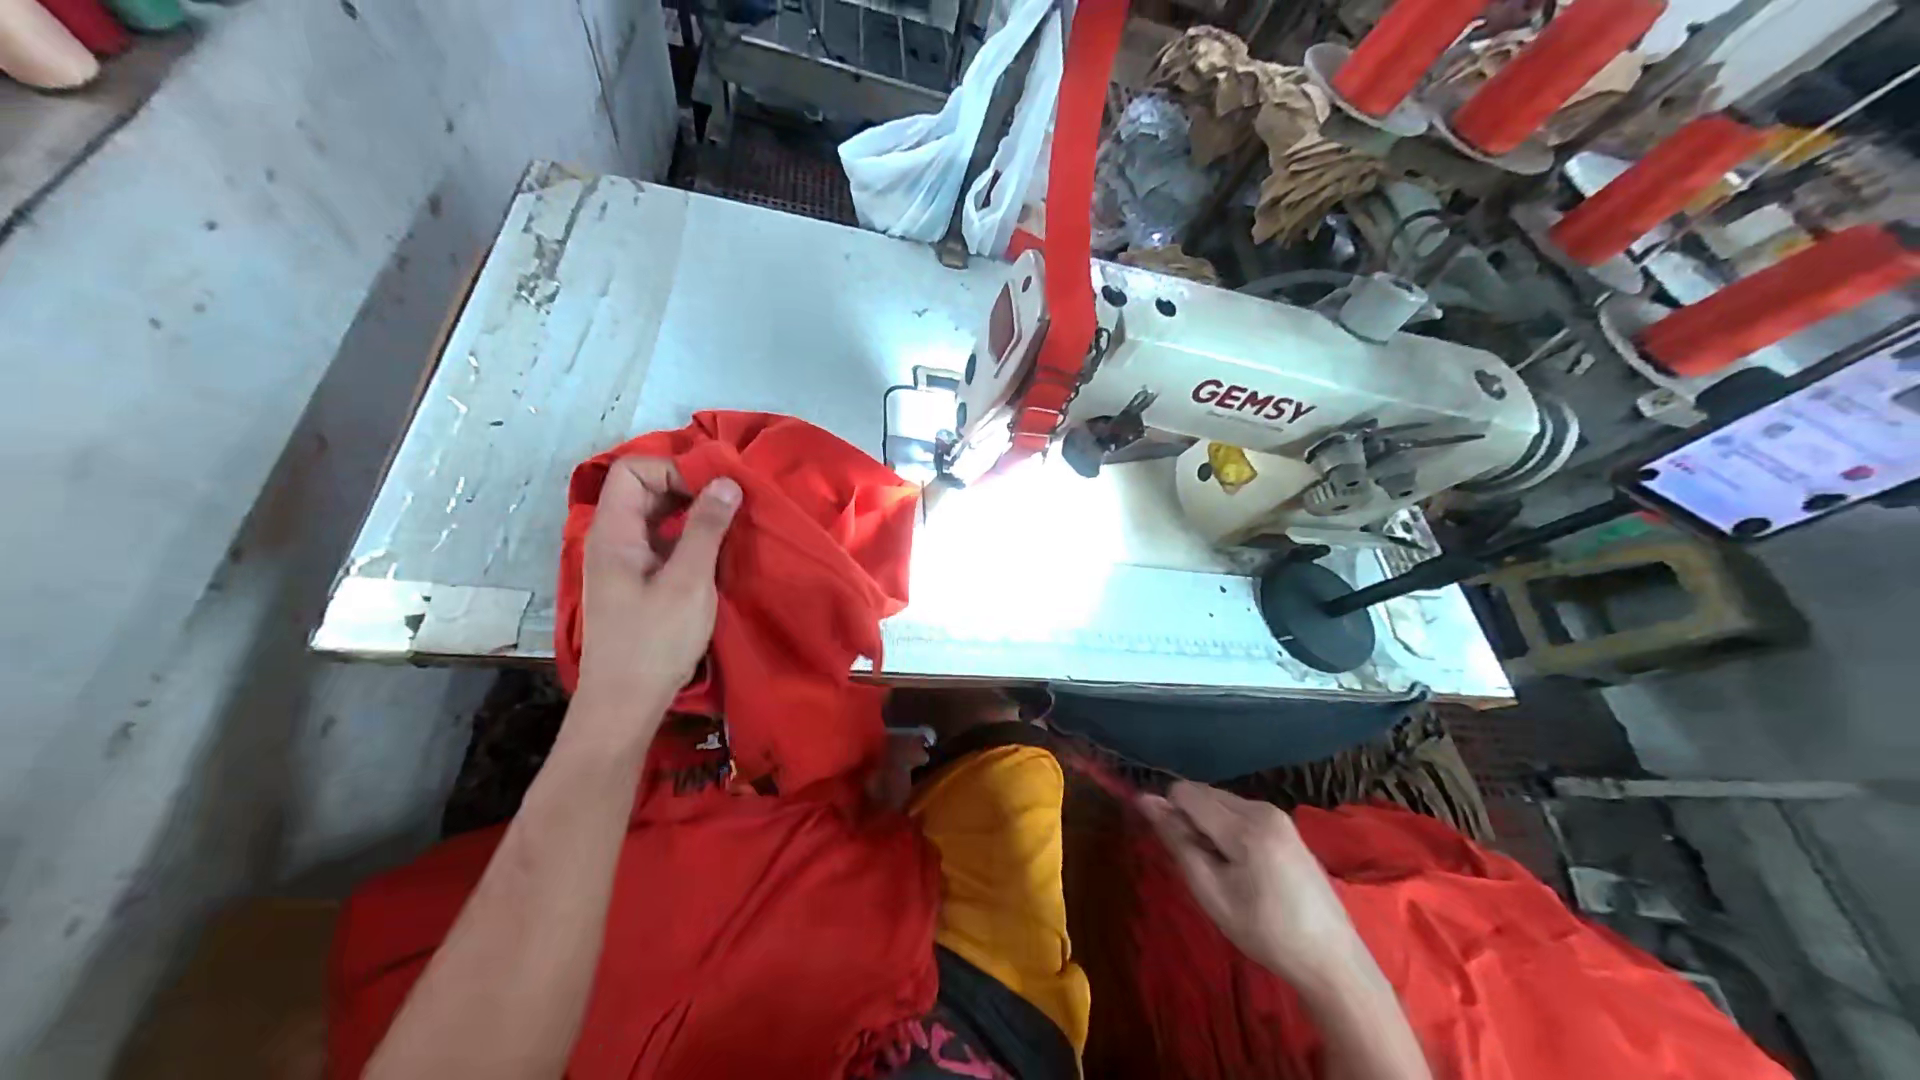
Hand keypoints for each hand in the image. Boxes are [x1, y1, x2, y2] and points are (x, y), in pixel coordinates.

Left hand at [575, 457, 740, 724]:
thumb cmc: (654, 641)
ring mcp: (625, 562)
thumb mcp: (687, 581)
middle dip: (688, 487)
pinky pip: (663, 541)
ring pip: (656, 516)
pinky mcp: (638, 582)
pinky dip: (689, 536)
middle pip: (644, 489)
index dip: (672, 470)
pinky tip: (716, 550)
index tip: (713, 489)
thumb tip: (727, 481)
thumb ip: (706, 528)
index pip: (632, 470)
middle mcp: (613, 539)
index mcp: (614, 532)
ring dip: (692, 512)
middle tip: (730, 502)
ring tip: (730, 522)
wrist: (625, 703)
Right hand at [1139, 782, 1364, 987]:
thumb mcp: (1211, 892)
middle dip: (1190, 820)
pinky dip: (1228, 828)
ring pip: (1220, 800)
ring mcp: (1277, 814)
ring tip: (1224, 869)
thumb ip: (1177, 840)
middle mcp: (1261, 808)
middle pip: (1202, 793)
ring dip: (1209, 825)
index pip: (1185, 792)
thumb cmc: (1265, 931)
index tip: (1181, 851)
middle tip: (1203, 866)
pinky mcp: (1285, 824)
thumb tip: (1145, 800)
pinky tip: (1242, 865)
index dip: (1171, 815)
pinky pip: (1240, 810)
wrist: (1330, 958)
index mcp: (1244, 826)